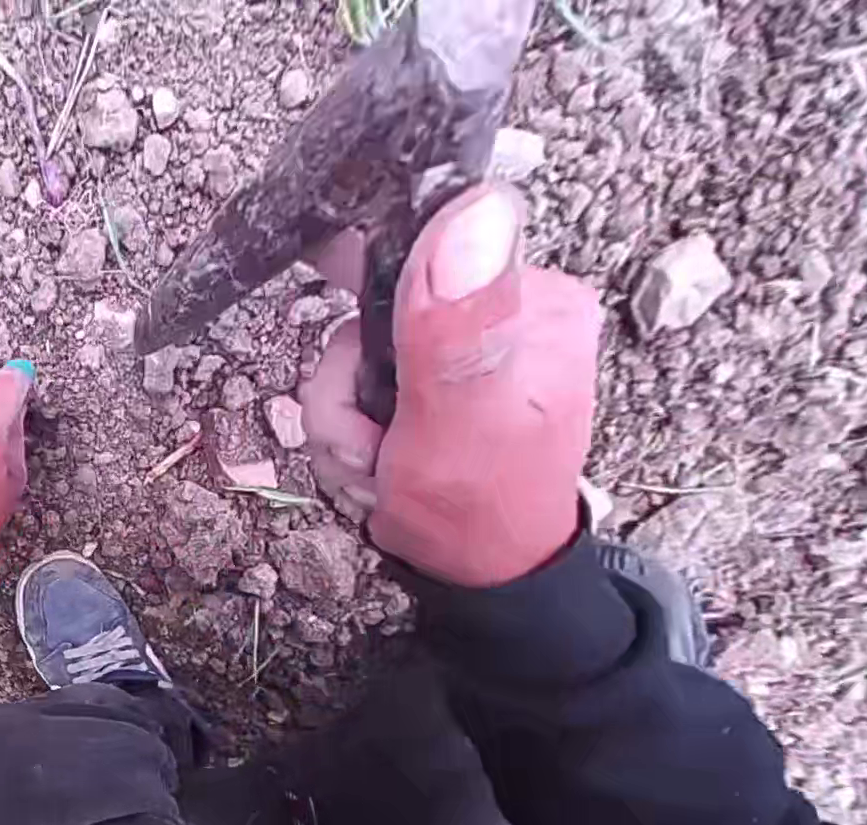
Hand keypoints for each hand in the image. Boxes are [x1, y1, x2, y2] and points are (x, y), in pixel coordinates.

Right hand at [300, 184, 601, 586]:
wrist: (471, 571)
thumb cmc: (475, 509)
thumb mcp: (461, 422)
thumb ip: (457, 329)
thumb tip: (470, 210)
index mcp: (526, 304)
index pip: (424, 246)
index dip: (366, 291)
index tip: (352, 349)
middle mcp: (488, 318)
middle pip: (367, 315)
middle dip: (347, 392)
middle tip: (370, 445)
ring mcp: (447, 356)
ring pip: (346, 361)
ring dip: (341, 424)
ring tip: (375, 469)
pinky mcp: (419, 389)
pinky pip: (348, 393)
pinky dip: (345, 436)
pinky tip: (373, 469)